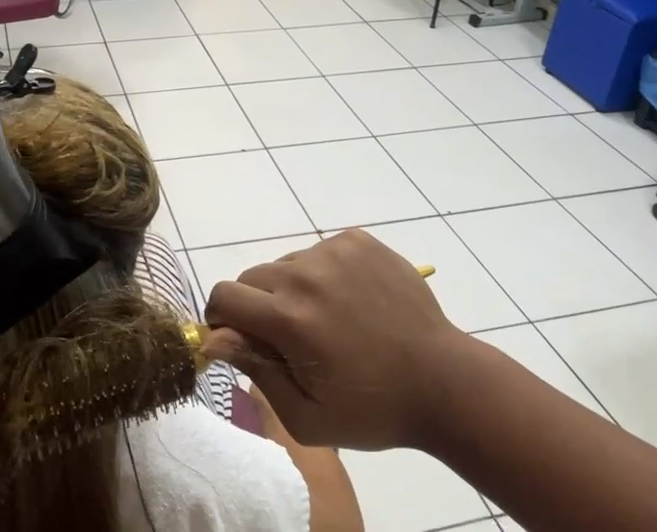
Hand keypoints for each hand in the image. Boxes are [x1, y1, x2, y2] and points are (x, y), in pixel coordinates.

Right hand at [202, 229, 462, 451]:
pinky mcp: (358, 241)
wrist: (444, 383)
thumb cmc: (371, 410)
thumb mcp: (305, 415)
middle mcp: (306, 275)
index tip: (241, 338)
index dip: (222, 318)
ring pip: (286, 264)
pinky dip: (322, 274)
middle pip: (251, 277)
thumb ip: (255, 370)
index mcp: (289, 319)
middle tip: (290, 338)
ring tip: (329, 321)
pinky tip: (350, 302)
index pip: (224, 296)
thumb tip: (213, 337)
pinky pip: (318, 252)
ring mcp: (335, 252)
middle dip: (257, 306)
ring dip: (292, 289)